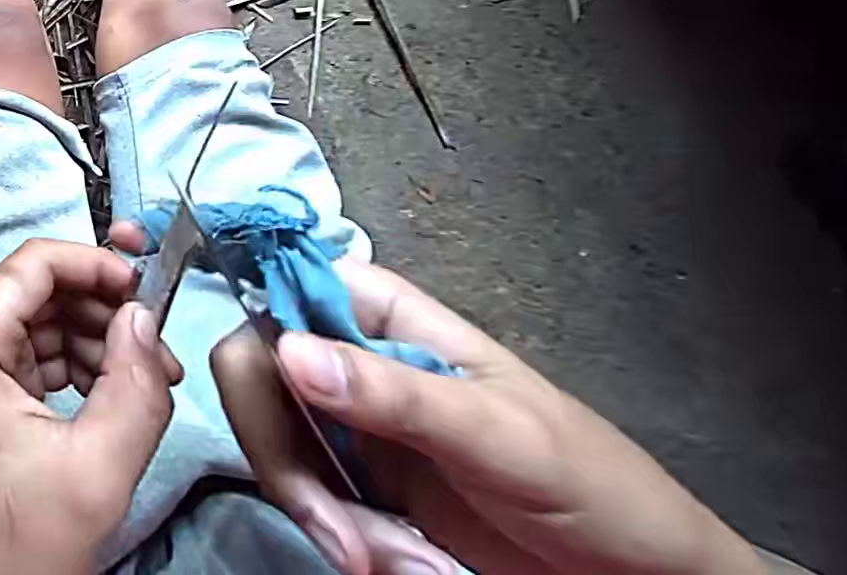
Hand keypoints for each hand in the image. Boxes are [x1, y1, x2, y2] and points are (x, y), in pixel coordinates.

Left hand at [0, 239, 183, 573]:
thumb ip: (134, 387)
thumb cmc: (14, 542)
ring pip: (50, 318)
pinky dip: (83, 366)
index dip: (97, 265)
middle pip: (47, 288)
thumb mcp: (93, 471)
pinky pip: (42, 351)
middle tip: (160, 356)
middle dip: (107, 312)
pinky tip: (115, 398)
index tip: (148, 292)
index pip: (39, 260)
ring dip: (101, 342)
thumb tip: (145, 316)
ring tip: (149, 385)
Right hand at [212, 260, 765, 574]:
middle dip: (284, 458)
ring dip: (318, 509)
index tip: (275, 423)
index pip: (272, 297)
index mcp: (369, 305)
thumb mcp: (500, 437)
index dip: (257, 349)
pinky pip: (299, 483)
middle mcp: (337, 343)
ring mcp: (336, 404)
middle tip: (337, 535)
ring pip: (269, 436)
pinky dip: (333, 530)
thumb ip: (395, 392)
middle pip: (253, 374)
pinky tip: (394, 559)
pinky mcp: (343, 463)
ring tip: (394, 561)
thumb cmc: (593, 485)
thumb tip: (286, 351)